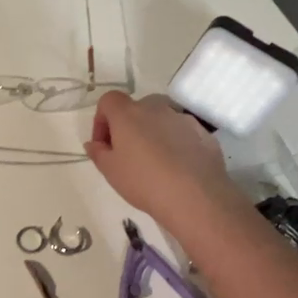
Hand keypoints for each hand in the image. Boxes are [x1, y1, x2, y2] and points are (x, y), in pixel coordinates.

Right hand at [85, 91, 247, 229]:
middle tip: (127, 155)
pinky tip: (176, 168)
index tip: (103, 145)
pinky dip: (175, 144)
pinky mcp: (203, 133)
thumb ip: (98, 152)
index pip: (109, 100)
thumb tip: (95, 143)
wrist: (195, 197)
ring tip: (155, 163)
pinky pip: (181, 133)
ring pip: (161, 120)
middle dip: (128, 127)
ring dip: (153, 134)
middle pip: (136, 109)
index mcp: (129, 113)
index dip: (101, 120)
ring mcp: (182, 118)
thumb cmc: (144, 182)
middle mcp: (156, 108)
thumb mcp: (111, 171)